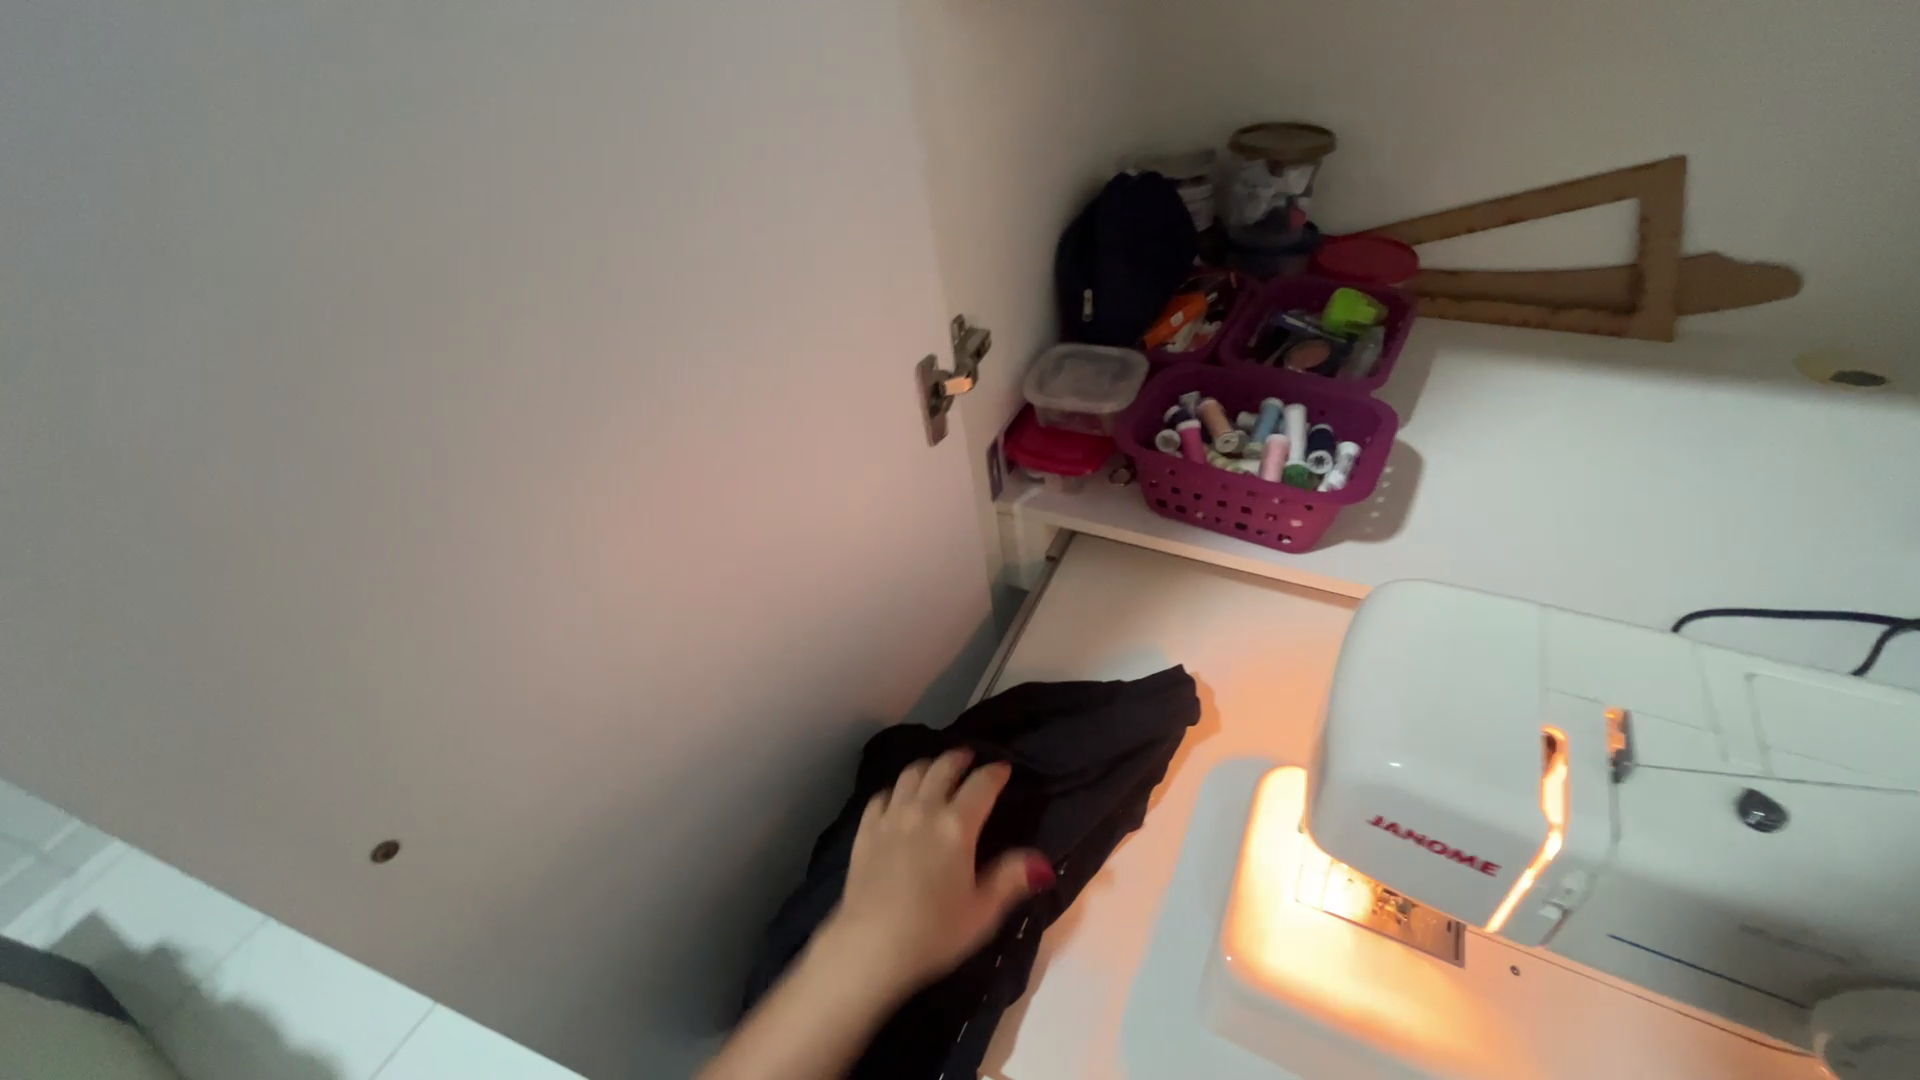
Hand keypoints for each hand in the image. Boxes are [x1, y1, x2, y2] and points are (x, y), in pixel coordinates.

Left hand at [810, 749, 1052, 998]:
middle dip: (960, 759)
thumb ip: (1010, 880)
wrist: (870, 946)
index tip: (1003, 768)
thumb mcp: (982, 912)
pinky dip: (897, 789)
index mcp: (957, 826)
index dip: (995, 772)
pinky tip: (899, 797)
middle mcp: (924, 810)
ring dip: (929, 766)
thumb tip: (1041, 861)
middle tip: (970, 758)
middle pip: (943, 768)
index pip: (981, 785)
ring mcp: (890, 817)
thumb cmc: (934, 933)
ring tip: (937, 769)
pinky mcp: (865, 830)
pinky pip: (882, 795)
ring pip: (911, 774)